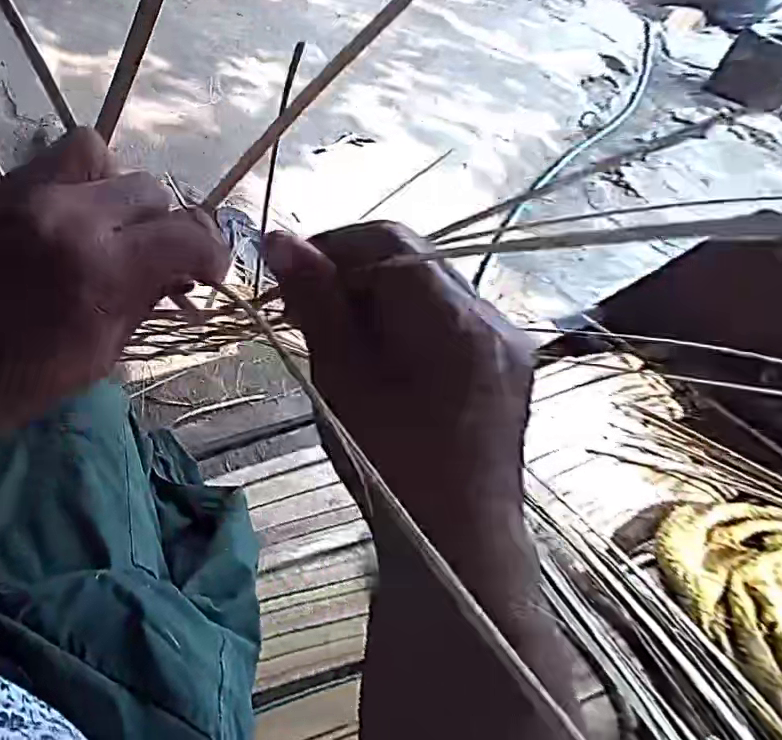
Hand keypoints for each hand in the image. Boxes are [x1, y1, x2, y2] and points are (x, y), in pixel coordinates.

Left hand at [0, 129, 227, 446]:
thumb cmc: (22, 380)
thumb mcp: (102, 352)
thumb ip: (149, 295)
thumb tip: (183, 265)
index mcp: (99, 272)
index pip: (186, 234)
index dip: (211, 251)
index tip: (207, 268)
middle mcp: (67, 218)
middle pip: (150, 190)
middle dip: (162, 225)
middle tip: (149, 254)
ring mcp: (26, 195)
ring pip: (102, 154)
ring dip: (118, 190)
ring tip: (106, 224)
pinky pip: (55, 160)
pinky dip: (77, 181)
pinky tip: (67, 217)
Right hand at [264, 223, 532, 530]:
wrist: (456, 542)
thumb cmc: (388, 460)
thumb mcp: (340, 374)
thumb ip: (316, 299)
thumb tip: (279, 237)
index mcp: (452, 320)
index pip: (387, 240)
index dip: (330, 245)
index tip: (289, 277)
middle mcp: (489, 316)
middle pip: (408, 255)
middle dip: (348, 268)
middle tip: (304, 306)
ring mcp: (502, 337)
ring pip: (422, 280)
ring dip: (370, 290)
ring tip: (334, 330)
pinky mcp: (501, 358)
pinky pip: (440, 309)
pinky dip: (397, 313)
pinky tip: (373, 349)